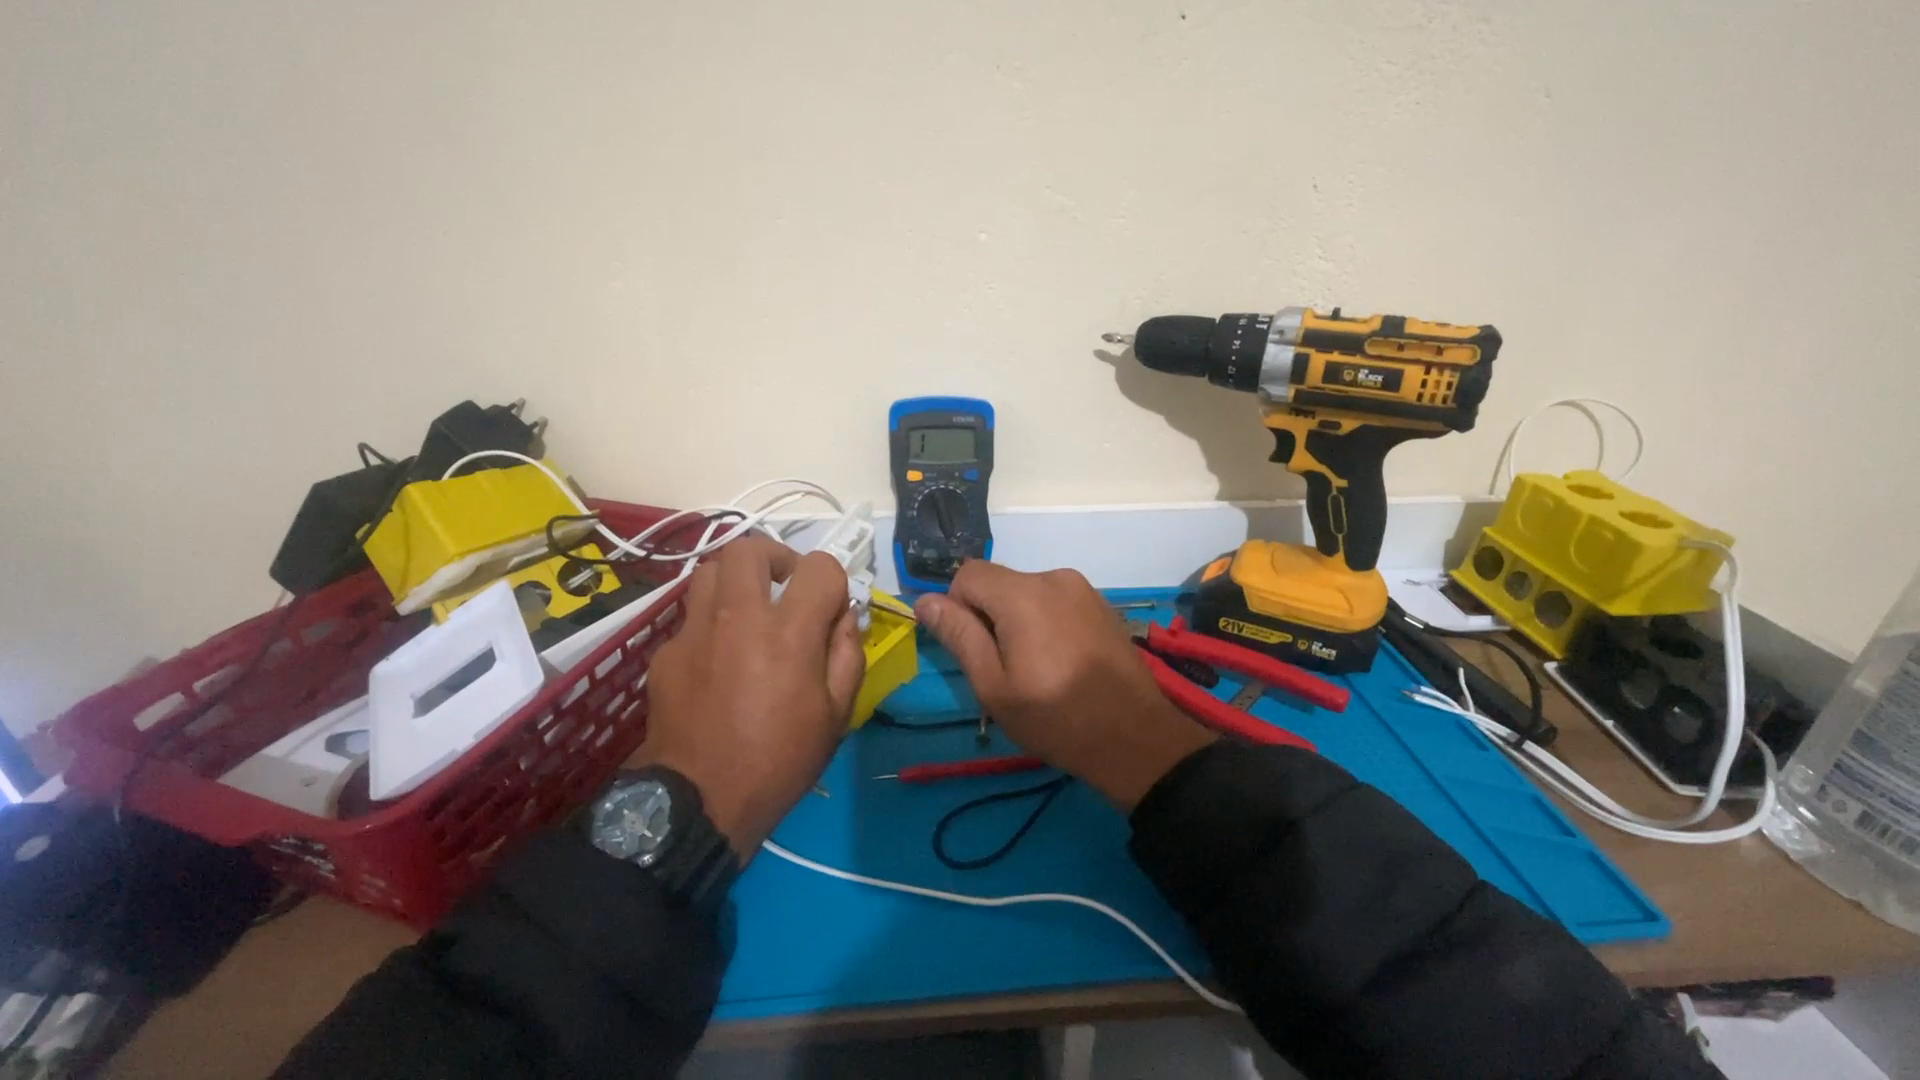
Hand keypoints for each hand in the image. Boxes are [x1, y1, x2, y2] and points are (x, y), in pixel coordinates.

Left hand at [628, 537, 866, 858]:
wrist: (700, 801)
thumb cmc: (780, 761)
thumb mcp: (837, 714)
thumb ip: (847, 654)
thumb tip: (843, 616)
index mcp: (789, 634)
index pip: (819, 567)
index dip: (832, 581)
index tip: (830, 608)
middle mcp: (738, 618)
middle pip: (750, 549)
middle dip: (776, 558)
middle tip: (785, 587)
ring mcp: (694, 632)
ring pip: (709, 571)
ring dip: (736, 581)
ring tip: (749, 611)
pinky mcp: (665, 653)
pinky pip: (691, 617)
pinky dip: (711, 623)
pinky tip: (718, 658)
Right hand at [914, 562, 1216, 810]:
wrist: (1134, 737)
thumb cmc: (1055, 718)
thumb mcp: (994, 686)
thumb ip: (959, 636)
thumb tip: (925, 600)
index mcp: (1023, 593)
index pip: (967, 574)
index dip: (957, 607)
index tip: (972, 650)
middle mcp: (1054, 577)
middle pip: (999, 582)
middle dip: (988, 616)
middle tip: (1003, 669)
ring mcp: (1083, 589)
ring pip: (1027, 593)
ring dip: (1017, 621)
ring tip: (1035, 669)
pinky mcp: (1102, 605)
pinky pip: (1055, 602)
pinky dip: (1045, 623)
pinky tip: (1061, 663)